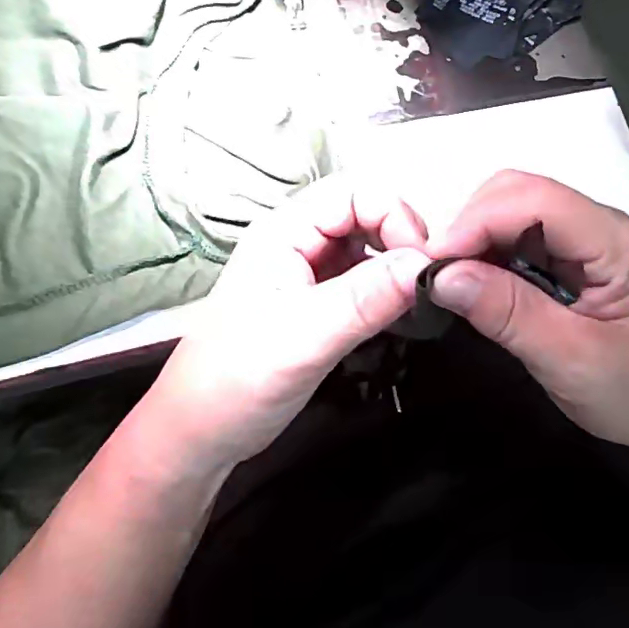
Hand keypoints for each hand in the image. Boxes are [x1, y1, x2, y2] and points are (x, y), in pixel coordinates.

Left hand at [143, 176, 430, 473]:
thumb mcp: (305, 336)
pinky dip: (391, 291)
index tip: (420, 260)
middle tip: (427, 280)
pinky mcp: (322, 303)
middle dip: (402, 238)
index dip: (394, 214)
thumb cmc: (236, 379)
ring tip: (422, 299)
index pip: (353, 192)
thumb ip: (367, 298)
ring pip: (370, 248)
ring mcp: (311, 272)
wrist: (200, 435)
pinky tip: (407, 314)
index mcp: (284, 232)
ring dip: (399, 266)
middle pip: (366, 214)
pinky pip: (367, 281)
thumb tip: (426, 265)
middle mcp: (300, 242)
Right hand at [426, 170, 628, 452]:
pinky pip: (517, 233)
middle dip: (473, 223)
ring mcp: (587, 236)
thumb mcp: (570, 363)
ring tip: (449, 278)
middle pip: (524, 192)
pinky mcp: (570, 253)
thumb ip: (509, 315)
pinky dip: (485, 250)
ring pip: (515, 206)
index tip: (435, 260)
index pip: (543, 202)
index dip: (482, 219)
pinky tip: (472, 280)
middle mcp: (605, 226)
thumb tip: (442, 276)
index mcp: (622, 246)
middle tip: (437, 272)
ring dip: (475, 236)